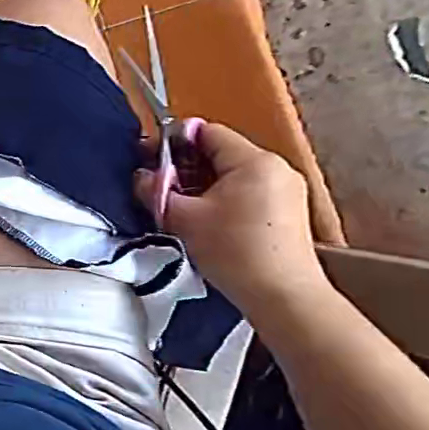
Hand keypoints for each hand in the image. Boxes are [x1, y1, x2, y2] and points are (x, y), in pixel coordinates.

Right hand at [136, 123, 328, 310]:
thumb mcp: (184, 219)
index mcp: (254, 160)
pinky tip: (204, 221)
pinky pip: (246, 193)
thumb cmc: (234, 252)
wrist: (282, 296)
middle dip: (184, 166)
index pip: (206, 132)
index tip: (148, 158)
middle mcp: (275, 168)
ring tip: (176, 206)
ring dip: (201, 185)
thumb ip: (156, 192)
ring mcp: (286, 190)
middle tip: (157, 185)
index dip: (172, 141)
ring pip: (231, 175)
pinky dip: (221, 199)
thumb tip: (140, 178)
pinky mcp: (288, 213)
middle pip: (219, 153)